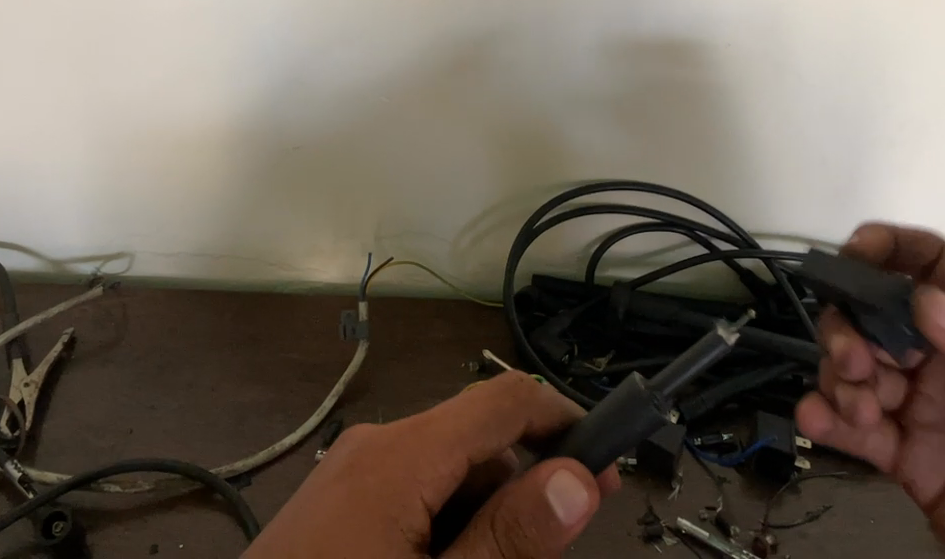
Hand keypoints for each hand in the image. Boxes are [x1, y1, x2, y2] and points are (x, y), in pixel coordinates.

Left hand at [245, 371, 616, 558]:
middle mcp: (374, 446)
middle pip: (477, 442)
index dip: (564, 421)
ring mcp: (348, 474)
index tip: (609, 467)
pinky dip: (443, 526)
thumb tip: (578, 478)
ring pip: (446, 473)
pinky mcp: (335, 506)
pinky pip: (409, 495)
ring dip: (485, 518)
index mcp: (400, 453)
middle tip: (552, 551)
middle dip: (524, 489)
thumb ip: (509, 538)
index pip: (503, 401)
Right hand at [796, 224, 944, 558]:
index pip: (939, 272)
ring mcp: (932, 419)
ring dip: (835, 371)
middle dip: (850, 322)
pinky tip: (821, 422)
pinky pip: (853, 431)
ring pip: (856, 366)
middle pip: (878, 316)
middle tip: (854, 361)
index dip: (893, 249)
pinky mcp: (913, 469)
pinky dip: (824, 417)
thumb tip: (926, 302)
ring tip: (855, 408)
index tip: (853, 254)